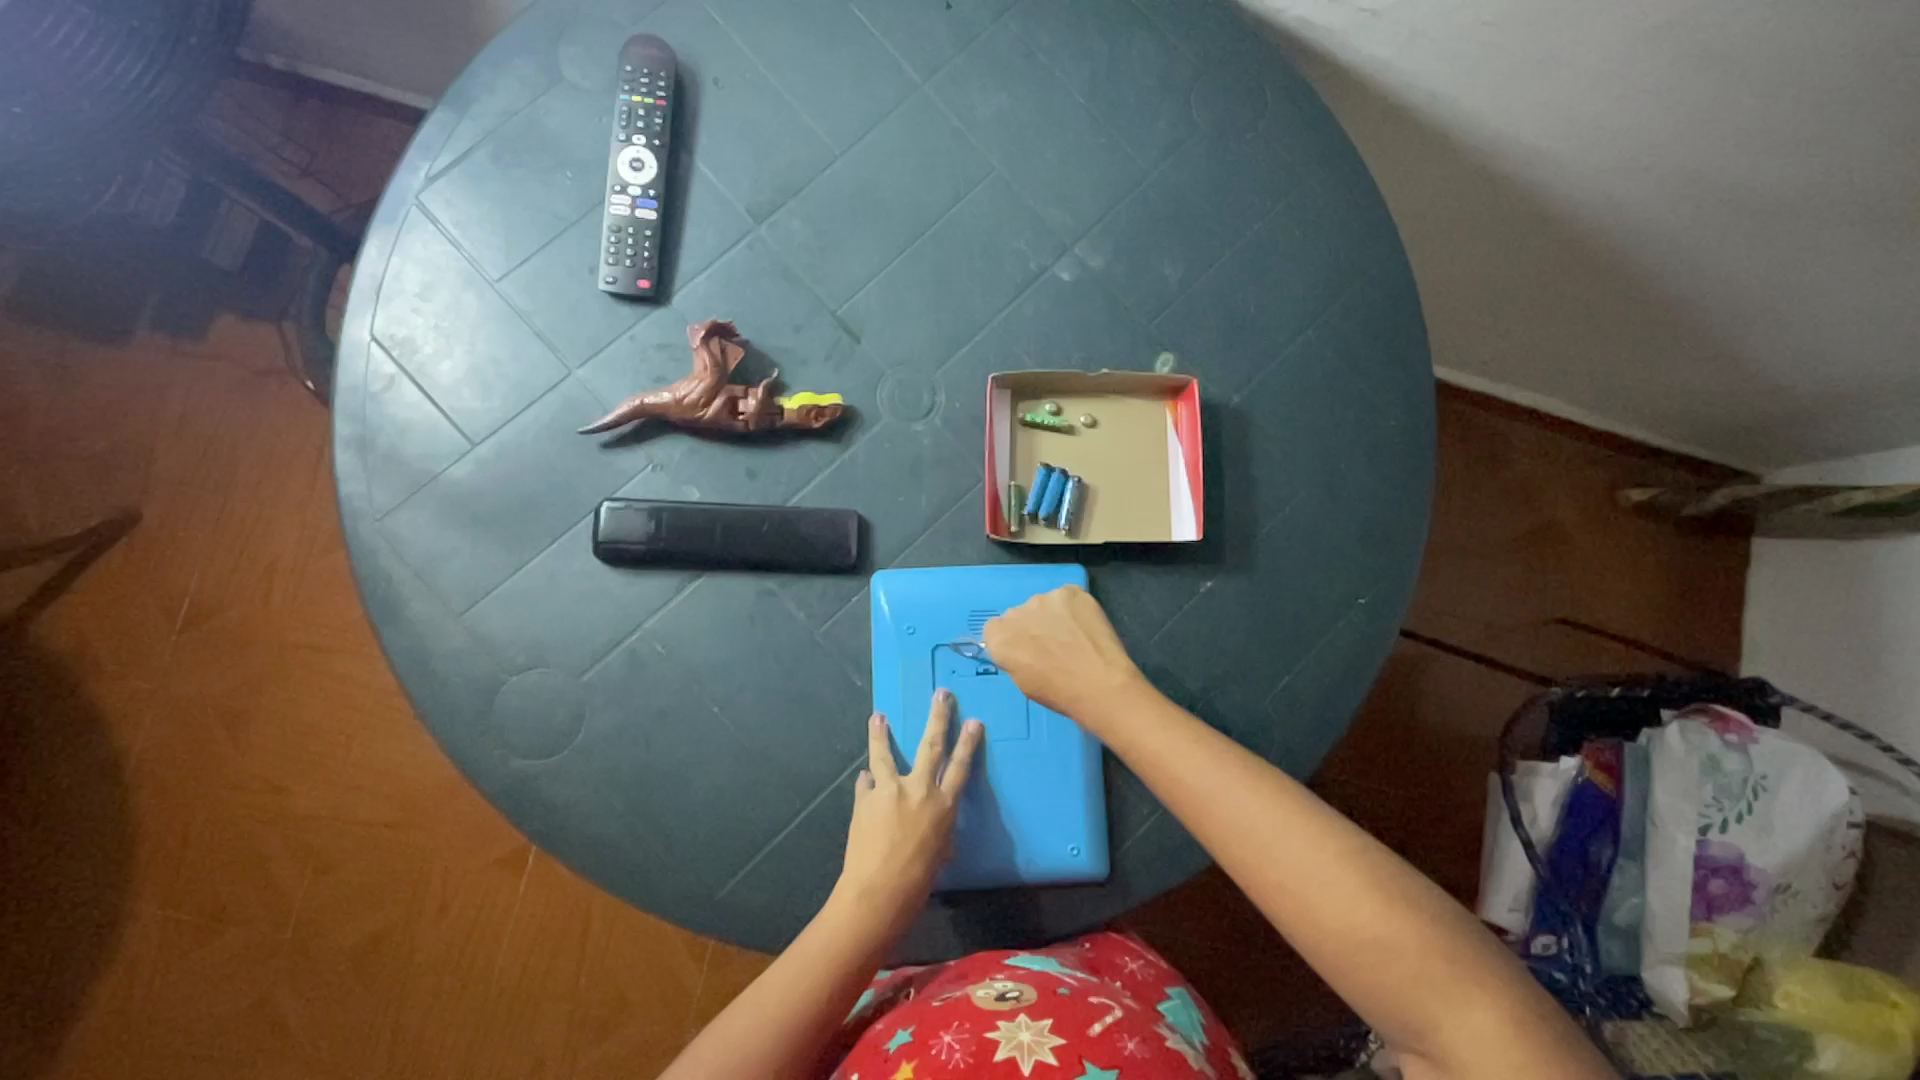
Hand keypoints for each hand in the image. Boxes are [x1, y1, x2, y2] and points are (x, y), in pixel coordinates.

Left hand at [832, 691, 982, 933]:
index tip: (974, 721)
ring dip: (881, 734)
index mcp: (944, 806)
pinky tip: (865, 778)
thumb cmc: (919, 880)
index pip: (961, 766)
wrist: (880, 890)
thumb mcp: (940, 851)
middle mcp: (920, 790)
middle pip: (931, 746)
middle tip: (940, 694)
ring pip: (885, 754)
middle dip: (937, 718)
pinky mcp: (865, 799)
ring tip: (878, 717)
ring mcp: (890, 791)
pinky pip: (866, 783)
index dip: (968, 743)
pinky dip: (868, 781)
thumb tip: (928, 818)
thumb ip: (937, 826)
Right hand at [983, 585, 1149, 728]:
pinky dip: (1073, 609)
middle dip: (1031, 626)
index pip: (995, 629)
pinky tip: (1084, 626)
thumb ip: (1012, 657)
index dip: (1012, 640)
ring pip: (1043, 604)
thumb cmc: (1058, 693)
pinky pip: (1066, 598)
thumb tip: (1021, 648)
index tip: (1026, 652)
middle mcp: (1016, 612)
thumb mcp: (1022, 681)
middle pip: (1019, 614)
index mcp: (998, 636)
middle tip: (1051, 646)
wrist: (1100, 684)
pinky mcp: (1070, 592)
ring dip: (1052, 616)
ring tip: (1072, 637)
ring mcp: (1044, 598)